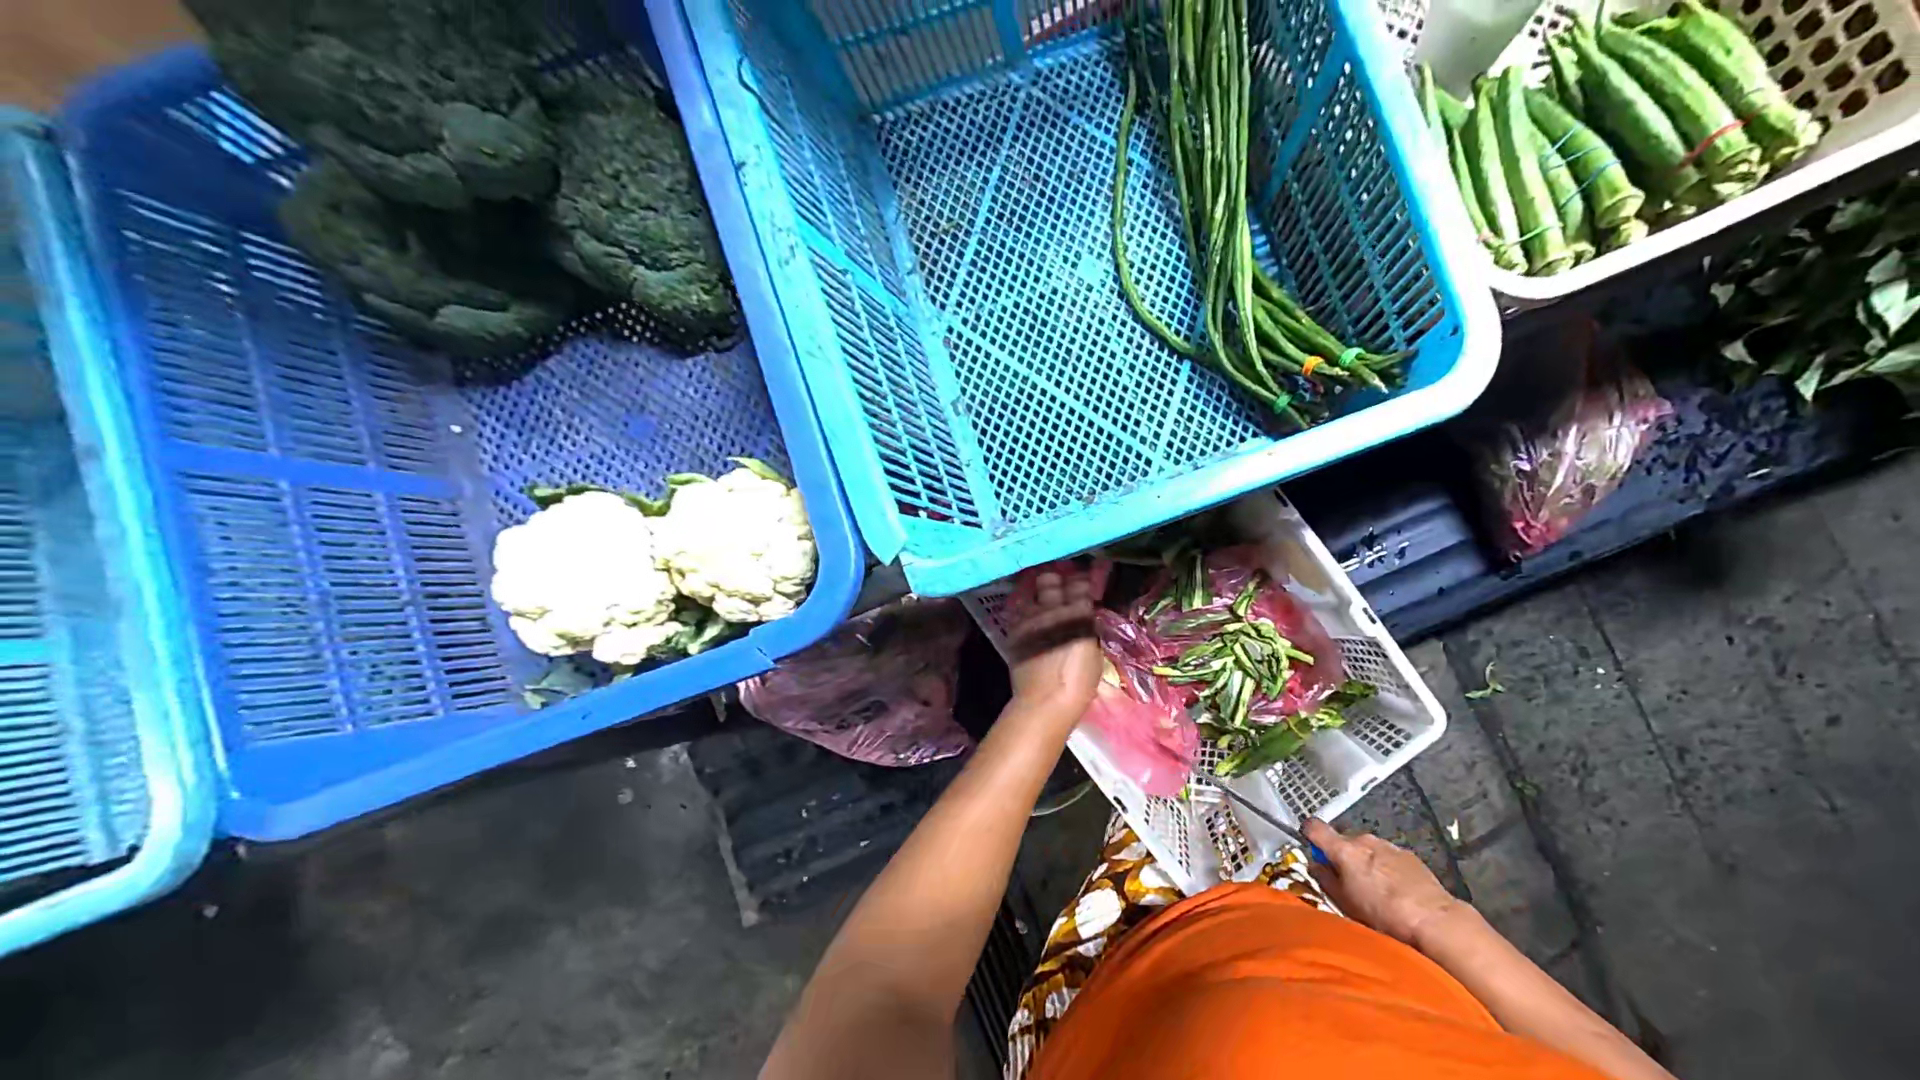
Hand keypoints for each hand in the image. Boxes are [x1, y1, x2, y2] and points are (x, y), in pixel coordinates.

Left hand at [1004, 560, 1109, 716]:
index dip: (1081, 581)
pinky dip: (1026, 610)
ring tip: (1043, 594)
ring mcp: (1030, 618)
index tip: (1083, 582)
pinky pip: (1019, 611)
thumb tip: (1085, 618)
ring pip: (1031, 593)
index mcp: (1077, 615)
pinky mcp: (1014, 630)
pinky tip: (1030, 614)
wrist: (1044, 701)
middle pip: (1050, 581)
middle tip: (1060, 584)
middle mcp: (1052, 610)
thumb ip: (1087, 630)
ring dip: (1039, 592)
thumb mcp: (1093, 653)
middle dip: (1056, 579)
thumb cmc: (1078, 683)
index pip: (1079, 585)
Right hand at [1305, 818, 1471, 949]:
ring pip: (1367, 849)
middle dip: (1342, 857)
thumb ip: (1325, 879)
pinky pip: (1389, 857)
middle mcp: (1364, 841)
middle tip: (1347, 882)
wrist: (1435, 922)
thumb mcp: (1344, 902)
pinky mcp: (1410, 856)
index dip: (1309, 835)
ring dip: (1365, 863)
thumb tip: (1315, 866)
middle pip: (1343, 841)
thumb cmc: (1384, 915)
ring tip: (1375, 891)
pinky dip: (1386, 869)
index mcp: (1343, 849)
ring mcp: (1389, 846)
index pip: (1314, 827)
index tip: (1312, 850)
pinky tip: (1395, 892)